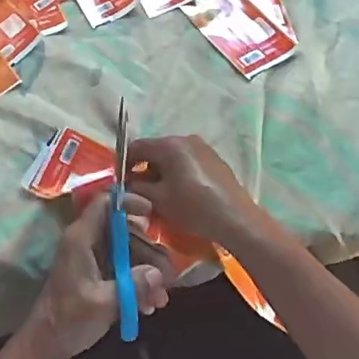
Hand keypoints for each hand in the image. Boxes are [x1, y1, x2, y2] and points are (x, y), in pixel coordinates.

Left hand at [24, 192, 171, 358]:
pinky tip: (149, 306)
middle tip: (168, 275)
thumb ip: (132, 286)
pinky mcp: (97, 275)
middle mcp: (87, 243)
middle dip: (148, 251)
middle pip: (123, 231)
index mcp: (81, 238)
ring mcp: (92, 259)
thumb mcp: (103, 303)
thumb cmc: (70, 318)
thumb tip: (158, 275)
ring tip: (161, 299)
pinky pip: (123, 269)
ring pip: (127, 252)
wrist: (48, 343)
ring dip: (146, 273)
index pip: (104, 204)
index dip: (127, 202)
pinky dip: (137, 284)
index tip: (151, 213)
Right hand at [127, 135, 278, 252]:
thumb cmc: (193, 207)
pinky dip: (178, 173)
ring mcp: (203, 148)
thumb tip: (125, 184)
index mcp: (169, 145)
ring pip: (172, 156)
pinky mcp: (214, 159)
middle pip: (155, 150)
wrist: (237, 220)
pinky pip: (188, 161)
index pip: (136, 146)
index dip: (125, 164)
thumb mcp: (158, 199)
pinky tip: (181, 193)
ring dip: (161, 172)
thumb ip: (136, 187)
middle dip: (144, 169)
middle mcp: (185, 139)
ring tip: (160, 195)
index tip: (121, 182)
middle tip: (139, 192)